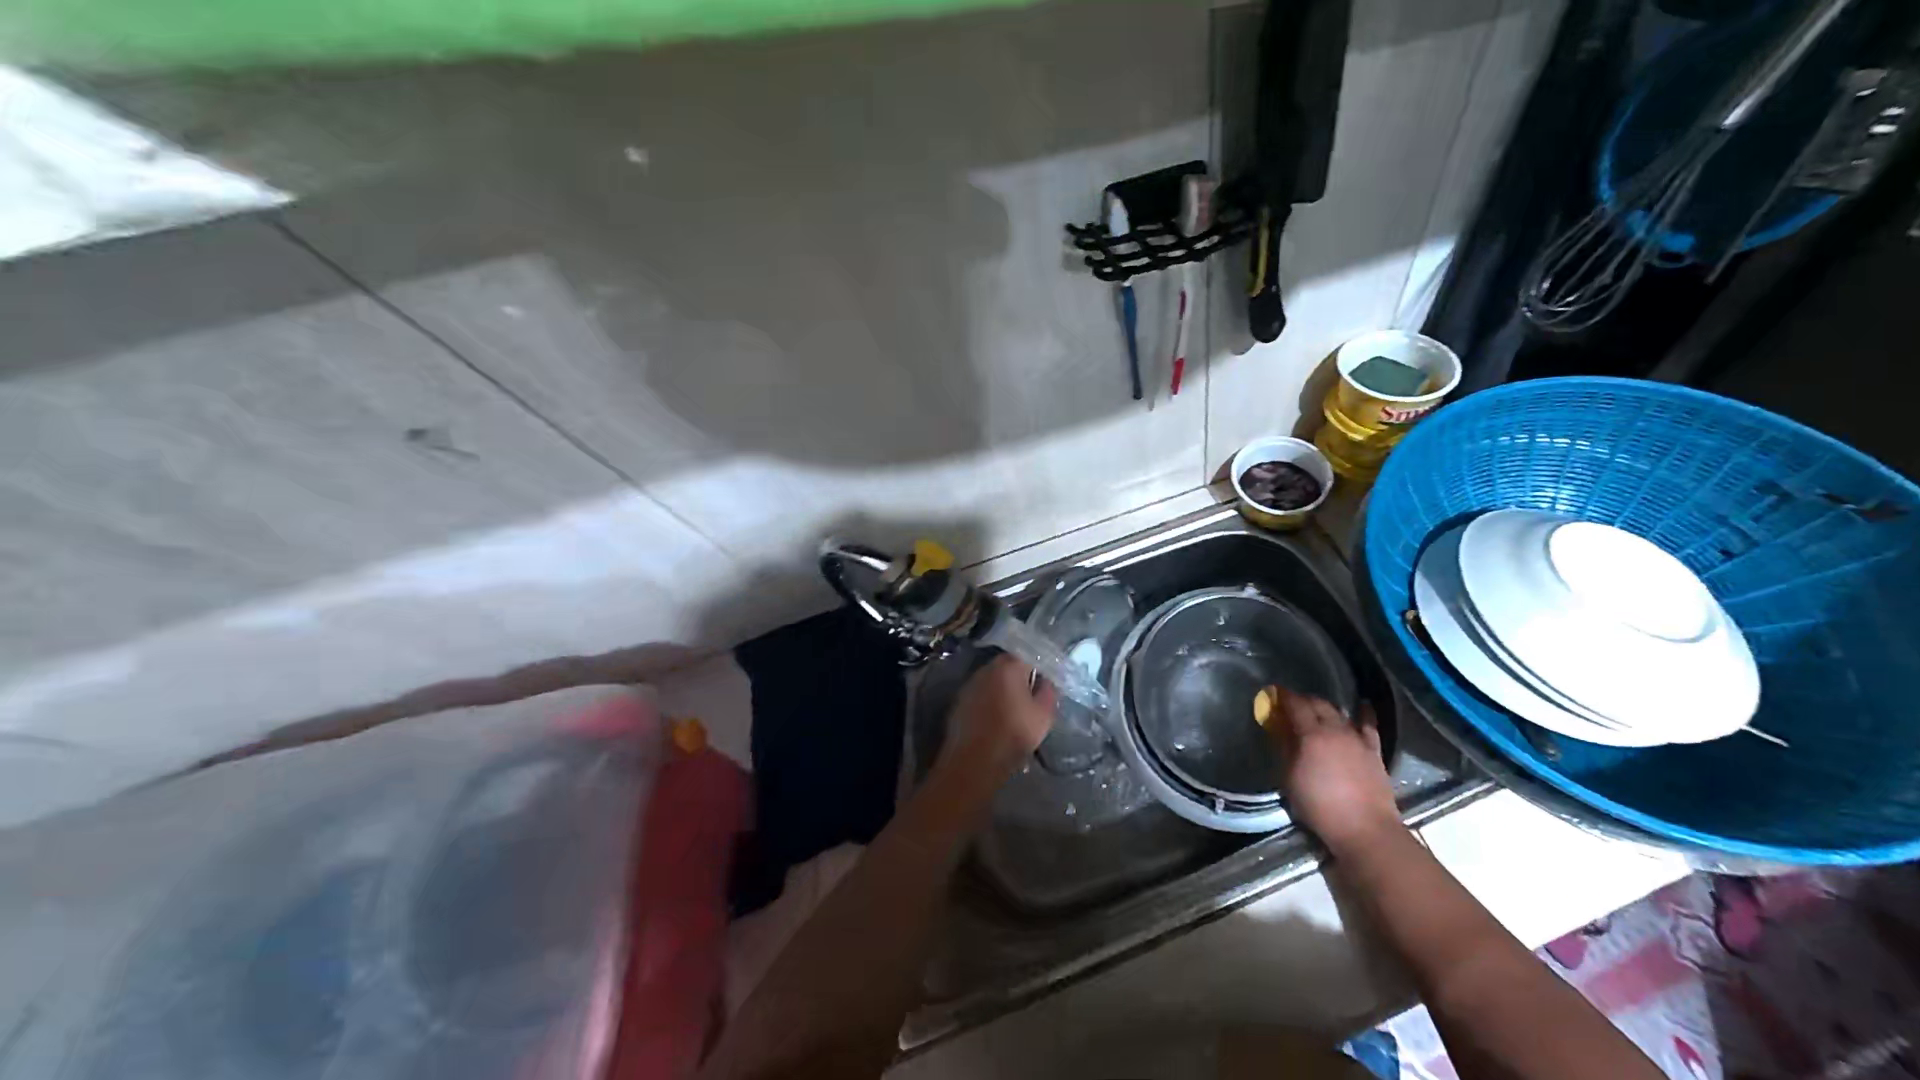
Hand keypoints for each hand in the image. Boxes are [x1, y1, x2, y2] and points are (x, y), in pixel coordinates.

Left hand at [942, 655, 1056, 776]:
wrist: (974, 761)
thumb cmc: (1014, 735)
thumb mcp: (1044, 715)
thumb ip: (1049, 691)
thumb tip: (1046, 680)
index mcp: (1008, 666)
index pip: (1029, 656)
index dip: (1040, 667)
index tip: (1047, 681)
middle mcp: (986, 669)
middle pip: (1009, 666)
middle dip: (1021, 677)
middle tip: (1033, 696)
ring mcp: (970, 684)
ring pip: (993, 680)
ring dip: (1004, 689)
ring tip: (1015, 709)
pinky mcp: (959, 701)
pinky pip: (981, 695)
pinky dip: (990, 701)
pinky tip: (996, 718)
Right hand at [1261, 687, 1400, 853]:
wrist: (1365, 829)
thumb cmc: (1319, 805)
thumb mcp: (1289, 778)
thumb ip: (1284, 748)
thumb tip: (1278, 728)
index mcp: (1311, 734)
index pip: (1295, 704)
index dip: (1282, 696)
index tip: (1272, 692)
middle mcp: (1335, 729)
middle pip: (1318, 704)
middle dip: (1302, 700)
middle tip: (1290, 704)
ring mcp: (1357, 739)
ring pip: (1339, 713)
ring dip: (1325, 708)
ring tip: (1316, 710)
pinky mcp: (1373, 751)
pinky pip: (1369, 726)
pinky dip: (1364, 713)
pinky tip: (1363, 706)